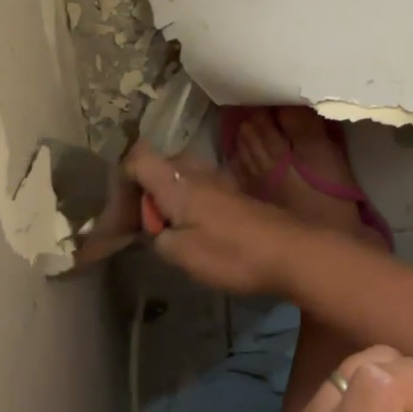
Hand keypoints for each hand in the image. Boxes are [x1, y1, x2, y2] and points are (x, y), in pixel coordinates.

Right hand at [122, 141, 307, 294]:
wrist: (291, 253)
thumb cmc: (230, 252)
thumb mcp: (180, 253)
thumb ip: (158, 237)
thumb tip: (157, 230)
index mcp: (175, 181)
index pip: (137, 158)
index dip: (122, 179)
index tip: (121, 211)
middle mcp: (195, 172)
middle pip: (158, 168)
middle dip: (144, 193)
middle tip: (142, 228)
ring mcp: (219, 181)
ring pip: (180, 179)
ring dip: (168, 201)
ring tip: (167, 233)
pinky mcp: (235, 195)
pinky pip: (199, 191)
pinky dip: (188, 207)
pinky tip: (194, 233)